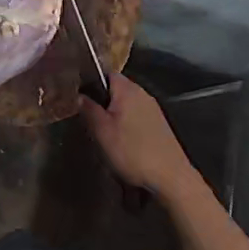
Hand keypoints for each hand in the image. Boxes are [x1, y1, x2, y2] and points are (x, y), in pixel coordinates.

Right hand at [78, 75, 196, 196]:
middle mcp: (143, 94)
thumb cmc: (131, 151)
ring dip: (114, 116)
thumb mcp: (101, 131)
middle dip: (102, 102)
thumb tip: (79, 95)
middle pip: (117, 90)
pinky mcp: (159, 125)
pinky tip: (123, 143)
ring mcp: (153, 109)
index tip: (80, 97)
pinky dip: (127, 125)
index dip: (91, 81)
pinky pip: (137, 117)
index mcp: (128, 90)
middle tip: (89, 120)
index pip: (107, 73)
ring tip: (104, 135)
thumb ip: (88, 109)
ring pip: (127, 105)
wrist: (169, 176)